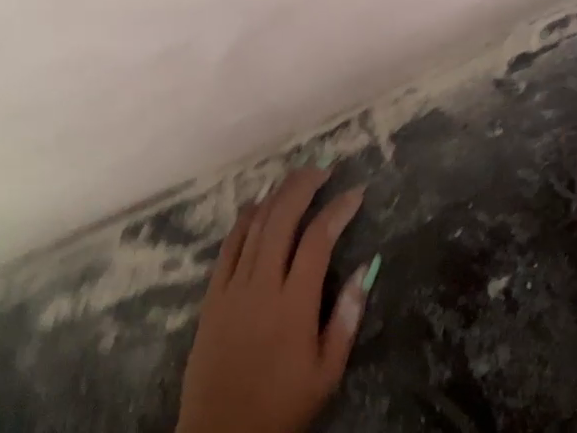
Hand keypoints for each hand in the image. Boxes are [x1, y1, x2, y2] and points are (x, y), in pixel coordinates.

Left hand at [175, 168, 375, 432]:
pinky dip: (243, 220)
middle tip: (324, 170)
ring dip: (275, 196)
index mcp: (293, 304)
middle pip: (282, 220)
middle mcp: (261, 286)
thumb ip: (346, 317)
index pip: (318, 240)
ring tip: (295, 178)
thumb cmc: (282, 405)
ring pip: (253, 227)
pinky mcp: (211, 296)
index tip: (356, 192)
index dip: (338, 209)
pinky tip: (255, 205)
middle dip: (303, 187)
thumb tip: (365, 269)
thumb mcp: (327, 372)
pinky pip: (227, 246)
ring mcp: (231, 288)